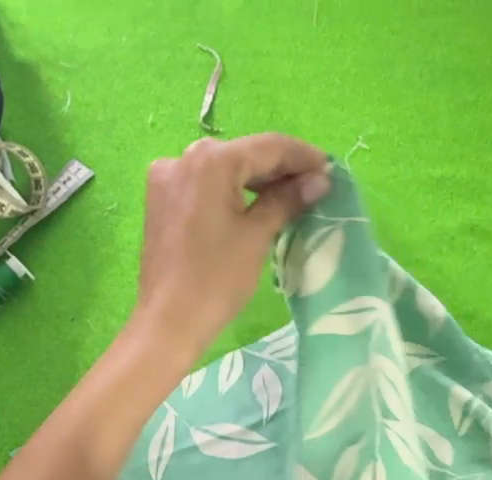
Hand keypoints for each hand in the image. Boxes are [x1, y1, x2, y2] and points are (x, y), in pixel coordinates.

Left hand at [130, 133, 331, 362]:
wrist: (169, 322)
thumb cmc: (216, 280)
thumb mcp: (257, 236)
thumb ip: (287, 200)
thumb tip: (319, 181)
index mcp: (211, 160)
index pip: (269, 147)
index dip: (303, 157)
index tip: (330, 171)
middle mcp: (184, 158)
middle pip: (244, 154)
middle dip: (280, 169)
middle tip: (314, 186)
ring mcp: (167, 179)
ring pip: (222, 170)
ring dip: (255, 181)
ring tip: (288, 198)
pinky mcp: (160, 202)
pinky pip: (204, 187)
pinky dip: (230, 193)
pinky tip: (252, 207)